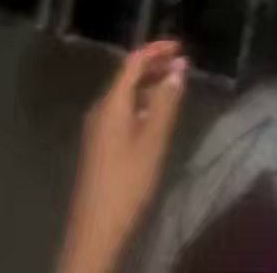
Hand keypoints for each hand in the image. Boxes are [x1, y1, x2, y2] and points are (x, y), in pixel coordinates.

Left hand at [56, 41, 188, 272]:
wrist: (95, 229)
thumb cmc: (128, 181)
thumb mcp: (153, 141)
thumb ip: (166, 102)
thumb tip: (178, 68)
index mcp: (112, 101)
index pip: (133, 61)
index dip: (156, 50)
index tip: (179, 47)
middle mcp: (101, 107)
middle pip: (127, 76)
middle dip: (154, 67)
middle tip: (181, 65)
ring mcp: (98, 126)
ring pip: (125, 95)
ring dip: (148, 86)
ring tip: (174, 87)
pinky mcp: (99, 143)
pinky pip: (121, 111)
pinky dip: (140, 104)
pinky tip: (155, 116)